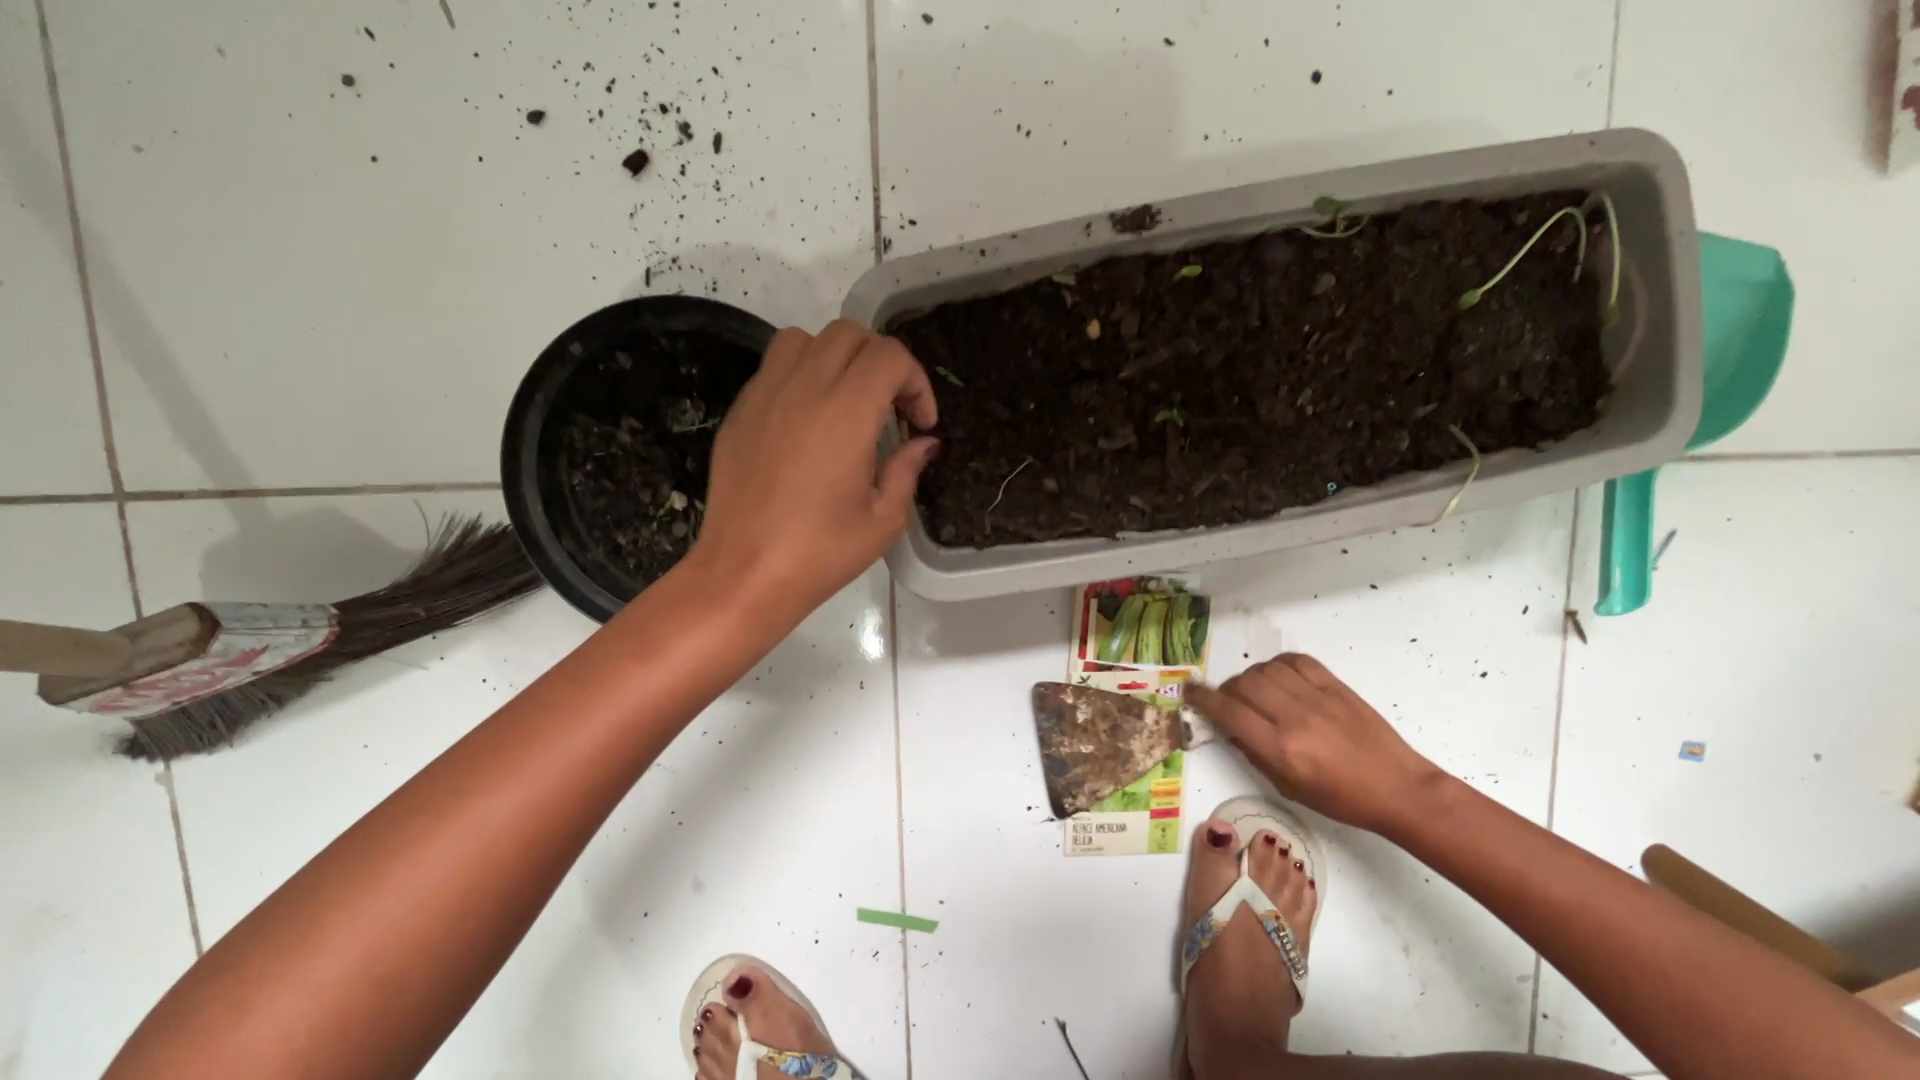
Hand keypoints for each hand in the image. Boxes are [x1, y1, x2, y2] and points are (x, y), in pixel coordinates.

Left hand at [691, 320, 938, 612]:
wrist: (743, 573)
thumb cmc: (820, 553)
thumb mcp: (883, 520)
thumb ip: (907, 470)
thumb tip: (923, 444)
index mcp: (845, 413)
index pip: (890, 356)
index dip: (916, 382)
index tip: (919, 424)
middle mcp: (803, 389)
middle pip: (850, 334)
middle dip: (882, 362)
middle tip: (891, 408)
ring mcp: (765, 395)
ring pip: (806, 338)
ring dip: (837, 357)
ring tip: (847, 400)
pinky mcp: (740, 410)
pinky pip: (774, 366)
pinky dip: (801, 374)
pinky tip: (809, 420)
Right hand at [1186, 653, 1446, 833]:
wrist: (1397, 788)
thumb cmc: (1341, 799)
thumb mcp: (1288, 788)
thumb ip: (1255, 755)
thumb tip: (1231, 729)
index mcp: (1280, 749)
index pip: (1228, 712)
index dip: (1202, 699)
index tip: (1190, 693)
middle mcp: (1294, 718)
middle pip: (1243, 685)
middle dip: (1226, 690)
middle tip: (1228, 702)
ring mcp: (1317, 698)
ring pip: (1266, 670)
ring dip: (1251, 677)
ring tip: (1255, 692)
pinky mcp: (1336, 686)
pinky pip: (1297, 661)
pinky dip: (1279, 665)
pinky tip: (1278, 677)